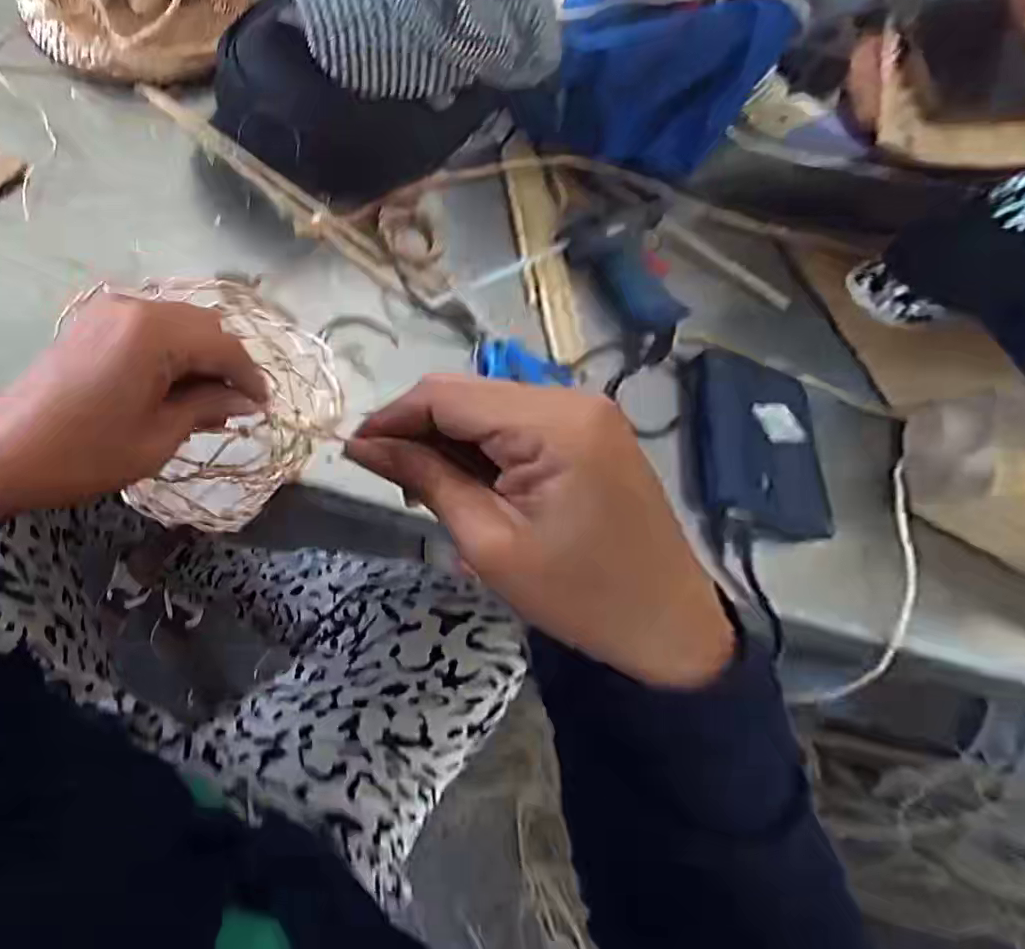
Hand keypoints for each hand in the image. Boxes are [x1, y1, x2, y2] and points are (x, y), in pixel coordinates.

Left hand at [0, 296, 268, 521]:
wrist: (6, 452)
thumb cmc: (85, 453)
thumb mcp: (157, 437)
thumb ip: (207, 408)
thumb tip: (246, 402)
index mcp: (152, 330)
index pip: (222, 344)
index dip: (249, 376)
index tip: (264, 408)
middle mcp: (133, 306)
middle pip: (201, 325)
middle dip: (224, 364)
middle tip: (234, 408)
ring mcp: (109, 310)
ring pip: (175, 325)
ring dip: (196, 358)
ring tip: (204, 402)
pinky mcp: (93, 322)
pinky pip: (147, 329)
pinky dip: (168, 353)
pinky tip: (171, 386)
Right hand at [347, 375, 733, 688]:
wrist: (672, 630)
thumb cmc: (579, 596)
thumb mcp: (486, 540)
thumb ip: (422, 478)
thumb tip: (360, 446)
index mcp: (552, 423)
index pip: (444, 396)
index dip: (389, 417)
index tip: (352, 451)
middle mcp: (569, 399)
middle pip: (462, 394)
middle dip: (413, 428)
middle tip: (382, 473)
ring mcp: (581, 412)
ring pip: (481, 406)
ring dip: (441, 438)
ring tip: (418, 486)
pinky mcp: (583, 430)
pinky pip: (508, 422)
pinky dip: (473, 445)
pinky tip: (458, 480)